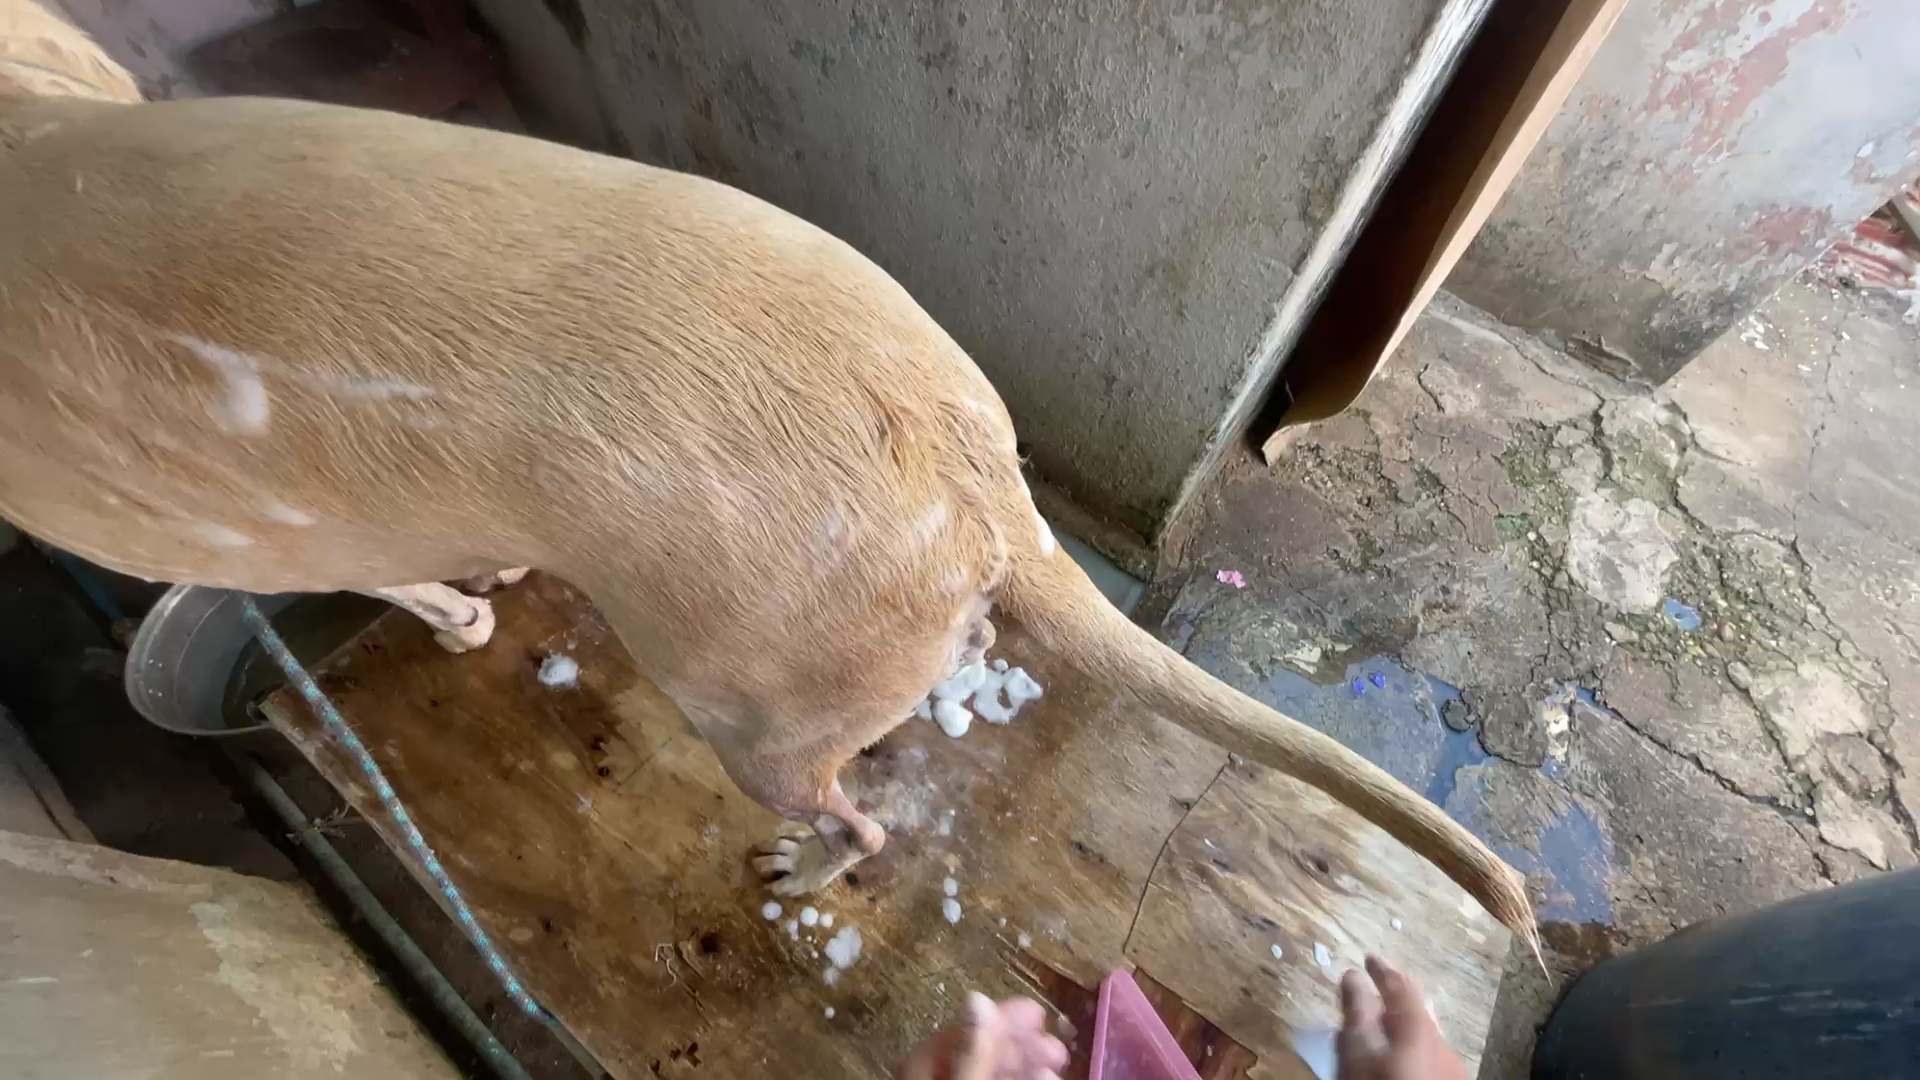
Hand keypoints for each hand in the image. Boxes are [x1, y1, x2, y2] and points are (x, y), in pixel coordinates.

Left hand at [896, 992, 1069, 1079]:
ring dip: (1021, 1062)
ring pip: (985, 1064)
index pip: (971, 1023)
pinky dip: (1009, 1077)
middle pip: (982, 1044)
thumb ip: (973, 1048)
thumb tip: (978, 996)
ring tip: (1054, 1068)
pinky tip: (1036, 1079)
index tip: (1041, 1013)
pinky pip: (980, 1078)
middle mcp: (929, 1069)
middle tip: (1057, 1047)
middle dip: (1022, 1042)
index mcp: (923, 1060)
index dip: (1008, 1017)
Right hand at [1337, 956, 1466, 1079]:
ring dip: (1401, 1021)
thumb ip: (1356, 1009)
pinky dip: (1410, 1043)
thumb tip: (1355, 975)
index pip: (1401, 986)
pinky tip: (1397, 1053)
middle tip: (1375, 983)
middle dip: (1394, 995)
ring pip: (1426, 1033)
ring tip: (1380, 1019)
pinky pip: (1430, 1054)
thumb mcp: (1356, 1049)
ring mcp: (1453, 1072)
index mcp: (1419, 1028)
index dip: (1382, 969)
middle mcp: (1443, 1045)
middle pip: (1418, 1009)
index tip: (1366, 957)